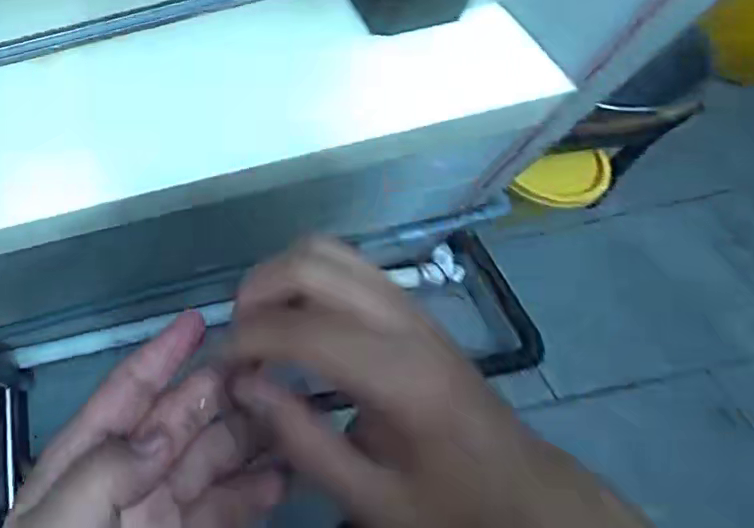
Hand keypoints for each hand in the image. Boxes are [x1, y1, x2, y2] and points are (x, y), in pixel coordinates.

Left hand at [9, 312, 284, 527]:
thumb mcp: (60, 516)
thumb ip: (104, 470)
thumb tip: (155, 433)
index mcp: (86, 458)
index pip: (127, 393)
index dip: (161, 355)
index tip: (197, 321)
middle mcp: (124, 479)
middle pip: (176, 424)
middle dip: (216, 393)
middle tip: (266, 370)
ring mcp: (155, 518)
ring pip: (205, 466)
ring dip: (242, 441)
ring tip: (285, 417)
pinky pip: (219, 516)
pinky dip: (249, 498)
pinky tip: (279, 479)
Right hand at [225, 237, 649, 527]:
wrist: (531, 493)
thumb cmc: (455, 504)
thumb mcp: (378, 502)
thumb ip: (304, 443)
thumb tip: (243, 384)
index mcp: (400, 375)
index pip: (303, 330)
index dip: (249, 339)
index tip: (222, 363)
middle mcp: (401, 321)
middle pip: (309, 265)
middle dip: (257, 291)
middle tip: (240, 335)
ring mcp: (405, 302)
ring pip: (323, 250)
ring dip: (278, 273)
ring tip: (261, 318)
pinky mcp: (405, 300)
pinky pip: (340, 259)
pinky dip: (302, 272)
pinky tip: (295, 312)